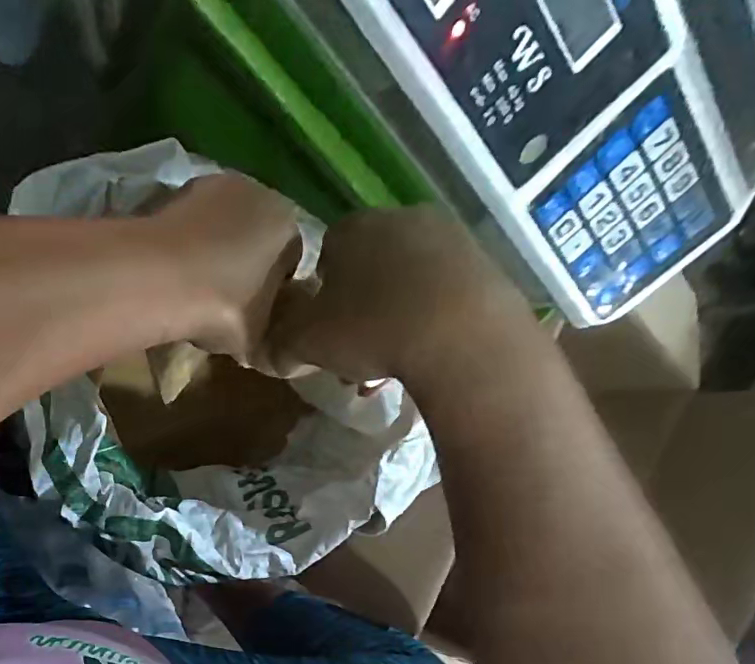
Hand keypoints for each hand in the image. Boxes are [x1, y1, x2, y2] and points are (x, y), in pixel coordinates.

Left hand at [147, 173, 302, 361]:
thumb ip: (263, 332)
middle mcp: (258, 192)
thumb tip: (259, 341)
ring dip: (208, 248)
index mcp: (289, 224)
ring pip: (218, 225)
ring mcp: (211, 186)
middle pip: (254, 233)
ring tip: (189, 286)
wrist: (160, 282)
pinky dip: (180, 244)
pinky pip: (185, 225)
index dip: (271, 288)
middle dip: (240, 260)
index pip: (289, 258)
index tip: (250, 311)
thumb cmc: (221, 308)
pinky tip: (167, 272)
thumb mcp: (254, 337)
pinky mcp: (170, 192)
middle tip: (219, 298)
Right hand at [265, 207, 545, 388]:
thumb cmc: (370, 328)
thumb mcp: (305, 343)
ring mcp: (448, 237)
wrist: (463, 335)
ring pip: (406, 277)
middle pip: (369, 262)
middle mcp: (400, 218)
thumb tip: (270, 350)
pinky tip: (426, 348)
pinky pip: (442, 290)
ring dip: (395, 309)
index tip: (322, 325)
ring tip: (391, 354)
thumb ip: (281, 343)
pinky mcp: (484, 262)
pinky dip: (430, 315)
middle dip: (359, 300)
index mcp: (351, 228)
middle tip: (355, 343)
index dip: (319, 291)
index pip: (324, 251)